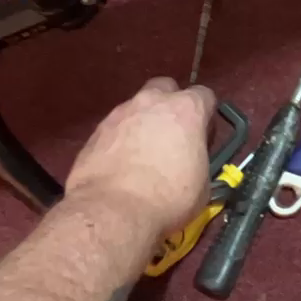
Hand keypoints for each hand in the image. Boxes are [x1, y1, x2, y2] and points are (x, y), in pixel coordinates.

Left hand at [64, 78, 217, 236]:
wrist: (112, 211)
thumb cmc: (168, 197)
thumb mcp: (202, 183)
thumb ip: (198, 159)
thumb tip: (190, 164)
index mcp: (186, 109)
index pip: (204, 96)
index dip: (205, 117)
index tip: (202, 138)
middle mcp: (153, 101)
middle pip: (166, 89)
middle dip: (170, 106)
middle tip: (172, 136)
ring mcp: (120, 113)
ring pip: (137, 108)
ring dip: (142, 124)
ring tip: (142, 156)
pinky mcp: (96, 131)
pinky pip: (115, 129)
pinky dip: (120, 141)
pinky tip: (120, 166)